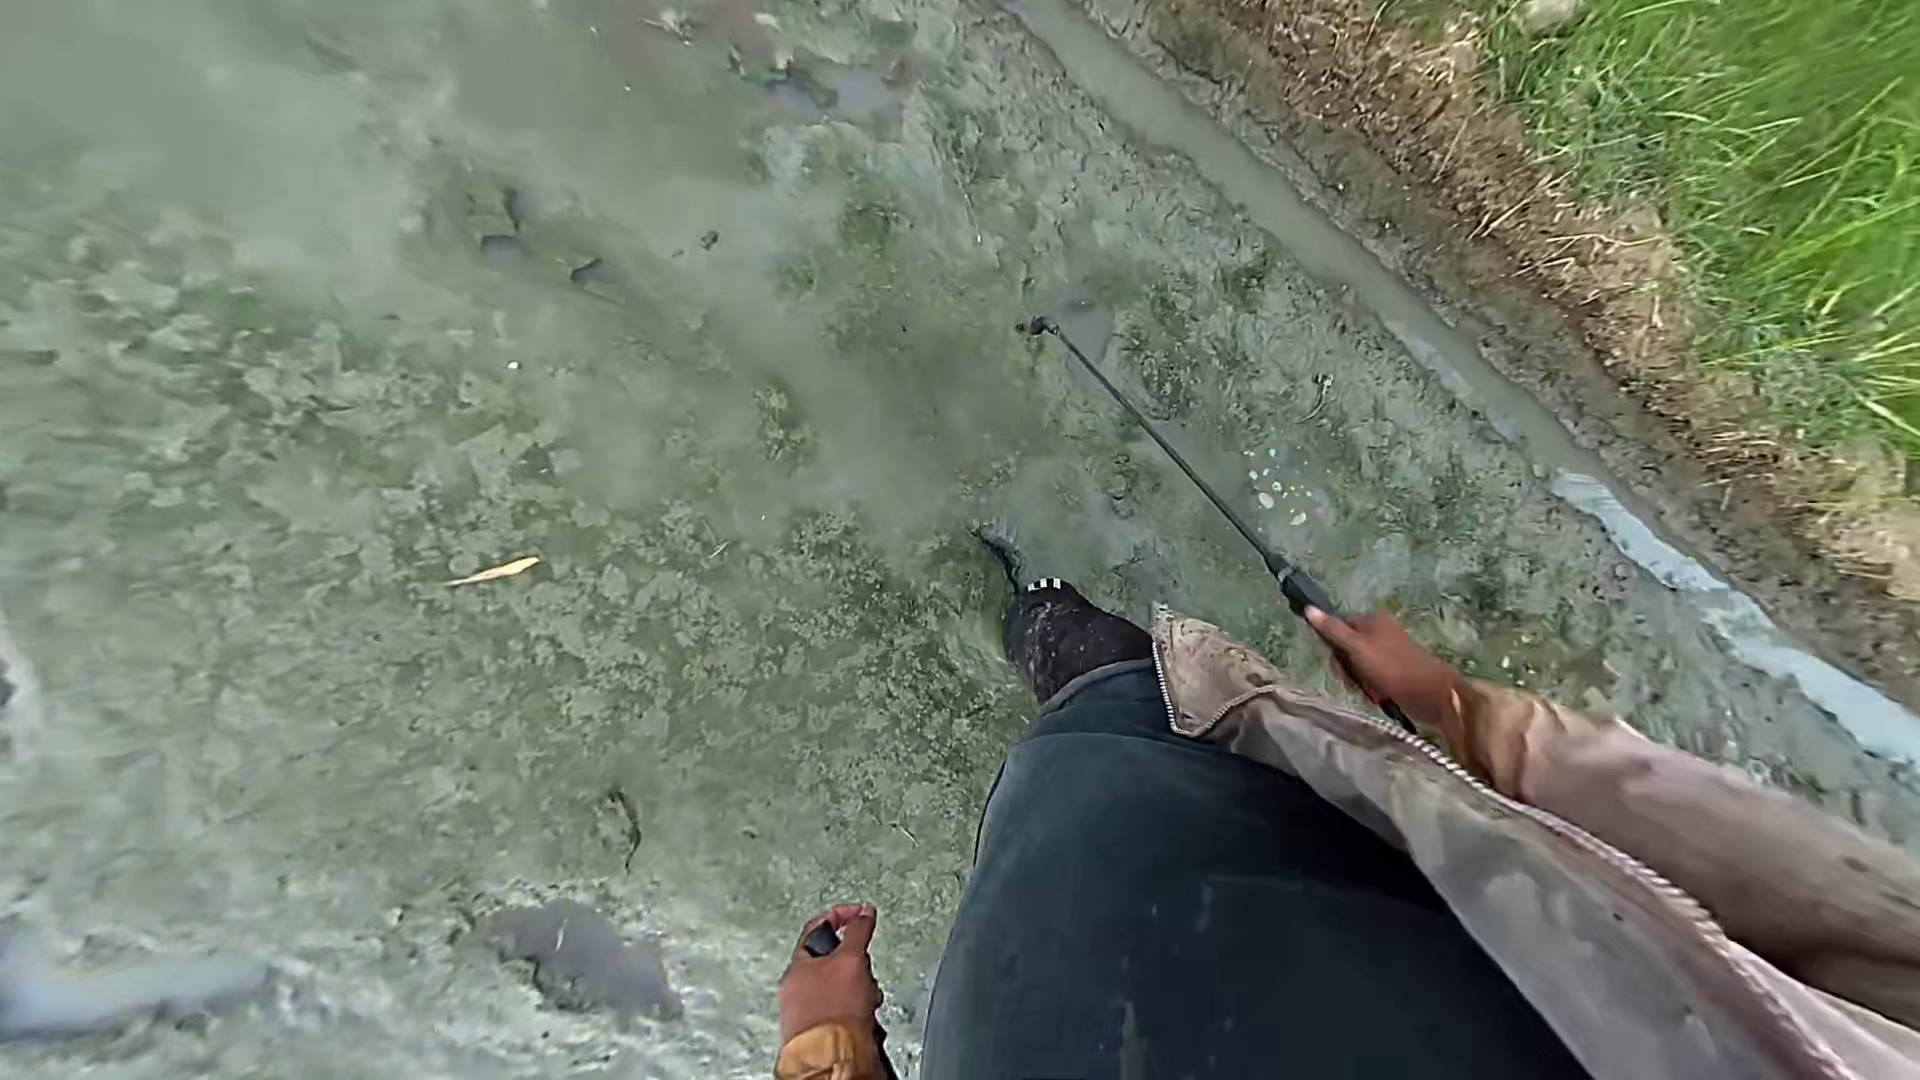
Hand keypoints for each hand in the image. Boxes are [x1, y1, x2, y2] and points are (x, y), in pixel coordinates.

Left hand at [778, 904, 881, 1043]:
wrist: (834, 1064)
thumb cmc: (833, 1015)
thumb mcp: (851, 959)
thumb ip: (858, 930)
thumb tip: (864, 912)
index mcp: (796, 967)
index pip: (819, 926)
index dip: (842, 915)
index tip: (860, 915)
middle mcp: (797, 989)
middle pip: (833, 957)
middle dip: (856, 961)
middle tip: (864, 968)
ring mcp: (808, 1012)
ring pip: (842, 984)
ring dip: (861, 987)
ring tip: (865, 999)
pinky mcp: (823, 1031)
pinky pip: (845, 1007)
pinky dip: (858, 1009)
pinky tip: (864, 1016)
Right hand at [1305, 607, 1465, 734]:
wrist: (1433, 695)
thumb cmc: (1392, 666)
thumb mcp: (1356, 646)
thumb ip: (1332, 629)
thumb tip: (1308, 608)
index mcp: (1372, 619)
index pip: (1337, 624)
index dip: (1331, 642)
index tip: (1335, 659)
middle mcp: (1380, 630)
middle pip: (1345, 644)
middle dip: (1344, 664)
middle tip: (1351, 677)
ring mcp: (1388, 650)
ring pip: (1356, 662)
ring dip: (1356, 677)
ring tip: (1365, 688)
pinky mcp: (1394, 668)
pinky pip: (1370, 673)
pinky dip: (1369, 684)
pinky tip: (1374, 692)